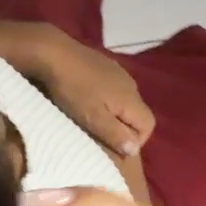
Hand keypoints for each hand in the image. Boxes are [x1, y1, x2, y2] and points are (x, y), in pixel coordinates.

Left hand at [41, 37, 154, 157]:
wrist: (56, 54)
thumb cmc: (74, 91)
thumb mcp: (93, 118)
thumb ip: (115, 134)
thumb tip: (134, 150)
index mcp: (132, 98)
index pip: (148, 126)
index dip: (136, 142)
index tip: (115, 150)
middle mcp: (132, 85)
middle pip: (138, 115)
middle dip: (123, 131)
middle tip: (101, 140)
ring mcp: (119, 74)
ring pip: (125, 104)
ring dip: (114, 118)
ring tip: (93, 124)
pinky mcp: (106, 68)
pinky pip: (114, 93)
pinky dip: (107, 104)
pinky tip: (88, 105)